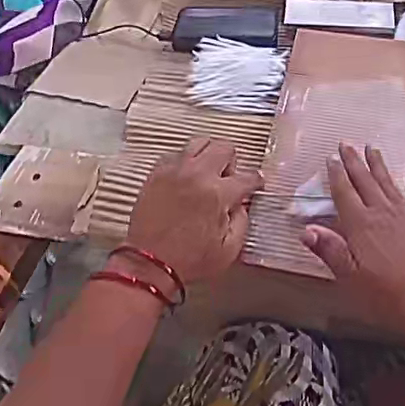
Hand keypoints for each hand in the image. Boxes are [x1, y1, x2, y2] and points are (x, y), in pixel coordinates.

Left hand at [122, 137, 261, 285]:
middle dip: (231, 163)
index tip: (255, 184)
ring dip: (208, 155)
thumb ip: (242, 222)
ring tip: (206, 175)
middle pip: (224, 147)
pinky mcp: (157, 172)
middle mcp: (198, 174)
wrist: (148, 263)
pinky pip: (177, 154)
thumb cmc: (189, 260)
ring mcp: (175, 169)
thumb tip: (242, 205)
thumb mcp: (228, 251)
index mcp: (217, 193)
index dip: (255, 181)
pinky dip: (185, 162)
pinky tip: (185, 179)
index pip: (247, 177)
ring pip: (200, 142)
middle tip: (226, 181)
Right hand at [301, 145, 404, 391]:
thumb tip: (306, 228)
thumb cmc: (391, 296)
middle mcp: (382, 214)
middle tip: (346, 143)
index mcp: (361, 226)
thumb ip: (330, 251)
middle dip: (354, 162)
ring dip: (378, 165)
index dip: (336, 175)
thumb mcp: (352, 280)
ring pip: (388, 184)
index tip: (331, 157)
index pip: (344, 194)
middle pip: (365, 182)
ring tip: (372, 148)